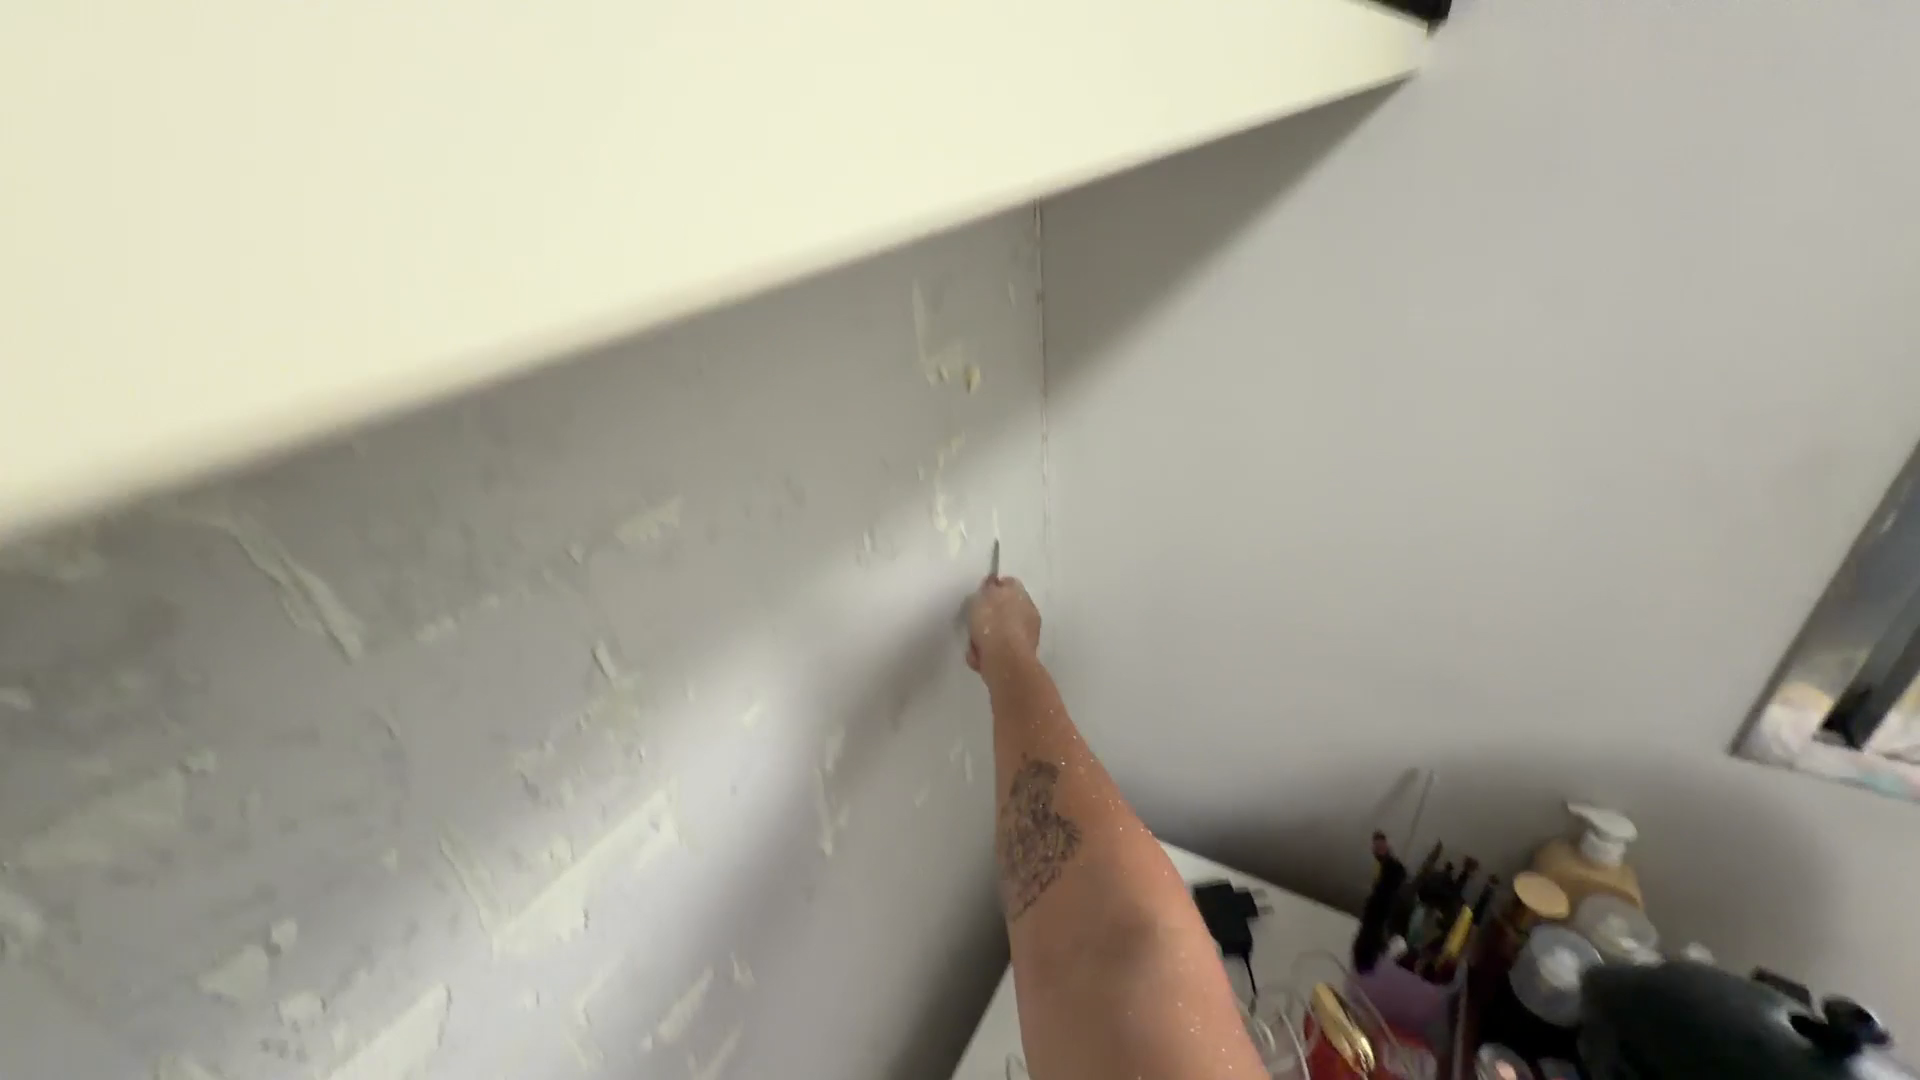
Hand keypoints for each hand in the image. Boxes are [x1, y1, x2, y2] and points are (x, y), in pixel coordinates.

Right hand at [967, 576, 1040, 672]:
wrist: (1005, 658)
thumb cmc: (992, 623)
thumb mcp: (981, 598)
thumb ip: (986, 590)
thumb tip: (991, 584)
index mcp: (1019, 593)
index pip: (1007, 583)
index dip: (993, 588)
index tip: (980, 597)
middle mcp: (1028, 610)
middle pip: (1006, 609)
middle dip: (991, 616)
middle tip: (975, 622)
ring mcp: (1028, 633)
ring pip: (1003, 631)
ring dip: (989, 636)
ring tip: (976, 644)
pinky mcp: (1022, 653)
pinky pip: (1001, 649)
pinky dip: (990, 653)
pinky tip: (980, 657)